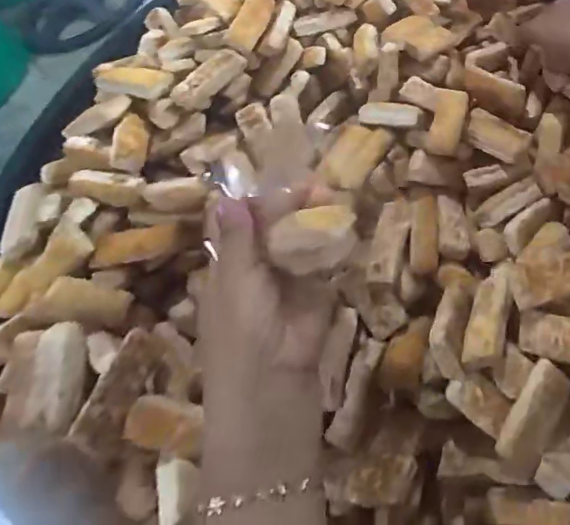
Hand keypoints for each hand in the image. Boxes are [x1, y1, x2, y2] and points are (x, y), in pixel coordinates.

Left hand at [201, 184, 335, 387]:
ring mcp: (290, 276)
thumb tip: (227, 196)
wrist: (273, 387)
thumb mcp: (233, 282)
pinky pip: (325, 257)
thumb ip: (238, 239)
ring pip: (302, 236)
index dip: (262, 200)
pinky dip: (334, 239)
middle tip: (317, 187)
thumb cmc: (240, 333)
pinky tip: (342, 219)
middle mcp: (260, 265)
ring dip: (316, 216)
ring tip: (332, 197)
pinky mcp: (319, 289)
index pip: (244, 221)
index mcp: (231, 264)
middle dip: (295, 203)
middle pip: (277, 224)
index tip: (282, 182)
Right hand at [518, 0, 569, 75]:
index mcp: (536, 24)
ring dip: (564, 30)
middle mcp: (551, 9)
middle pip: (541, 22)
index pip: (519, 32)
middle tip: (546, 49)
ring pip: (562, 18)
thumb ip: (547, 63)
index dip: (516, 41)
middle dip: (542, 34)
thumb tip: (548, 60)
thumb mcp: (556, 67)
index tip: (517, 49)